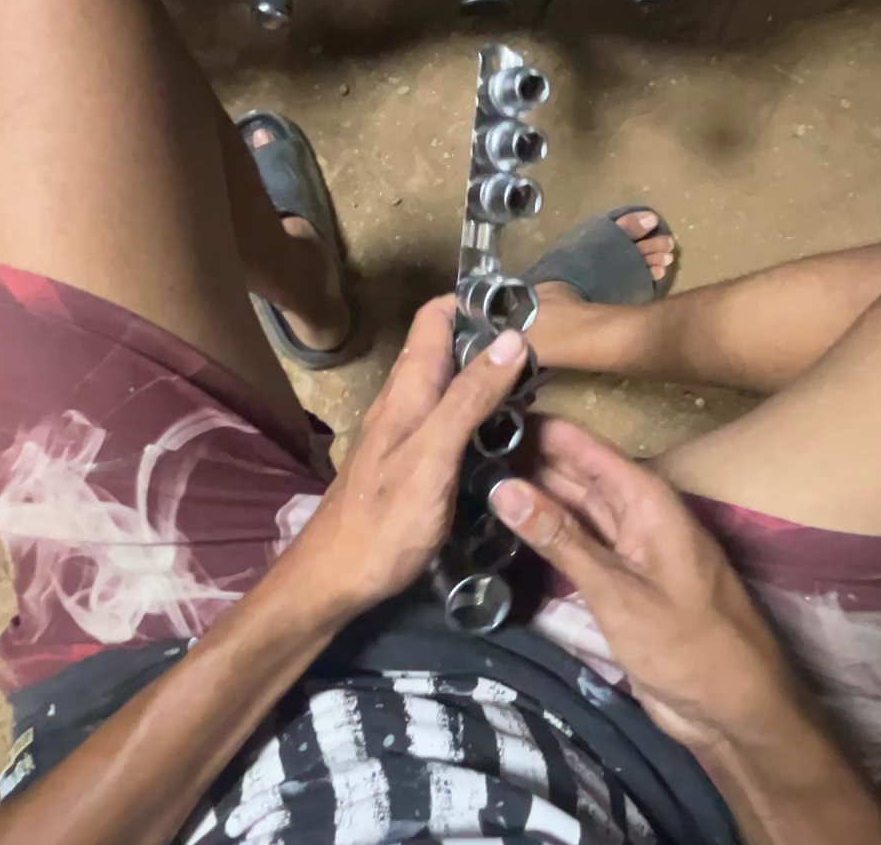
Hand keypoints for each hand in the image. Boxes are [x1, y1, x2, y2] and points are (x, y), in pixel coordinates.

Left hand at [284, 296, 530, 620]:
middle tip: (544, 355)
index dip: (473, 303)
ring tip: (534, 389)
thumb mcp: (433, 455)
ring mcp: (404, 429)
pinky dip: (476, 412)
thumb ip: (468, 399)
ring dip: (485, 376)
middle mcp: (403, 399)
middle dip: (489, 340)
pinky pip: (446, 417)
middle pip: (445, 348)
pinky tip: (502, 432)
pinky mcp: (409, 458)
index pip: (434, 317)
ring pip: (447, 383)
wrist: (336, 577)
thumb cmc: (385, 520)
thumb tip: (511, 338)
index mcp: (407, 389)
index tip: (522, 310)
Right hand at [489, 419, 802, 752]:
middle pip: (569, 470)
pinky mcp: (614, 574)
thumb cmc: (688, 645)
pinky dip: (541, 530)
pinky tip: (503, 521)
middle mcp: (632, 509)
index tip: (477, 416)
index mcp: (644, 496)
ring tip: (469, 477)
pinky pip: (572, 539)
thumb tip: (501, 487)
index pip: (578, 444)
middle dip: (521, 459)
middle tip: (459, 450)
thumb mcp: (616, 589)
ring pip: (567, 503)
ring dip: (527, 493)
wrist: (736, 714)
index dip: (531, 427)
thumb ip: (558, 536)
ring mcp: (623, 542)